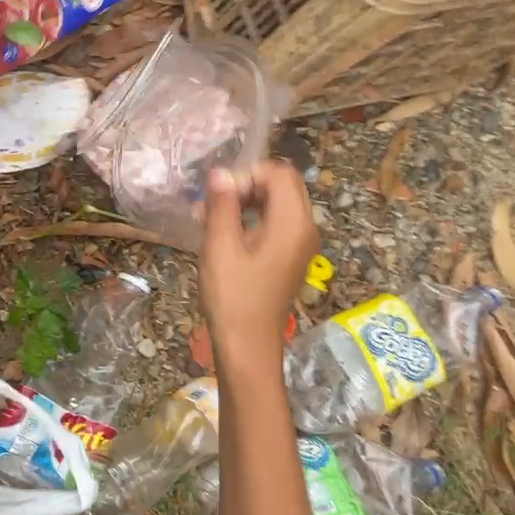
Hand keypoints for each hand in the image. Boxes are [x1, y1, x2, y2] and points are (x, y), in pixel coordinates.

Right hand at [200, 162, 317, 379]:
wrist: (248, 341)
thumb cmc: (232, 295)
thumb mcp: (220, 246)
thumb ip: (222, 206)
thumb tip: (220, 172)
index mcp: (292, 223)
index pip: (279, 174)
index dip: (247, 174)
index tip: (218, 193)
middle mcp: (305, 228)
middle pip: (283, 185)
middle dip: (247, 185)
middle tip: (213, 203)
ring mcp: (300, 243)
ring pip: (278, 203)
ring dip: (246, 201)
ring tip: (210, 218)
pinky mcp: (290, 255)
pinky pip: (276, 222)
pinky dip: (252, 218)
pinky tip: (224, 233)